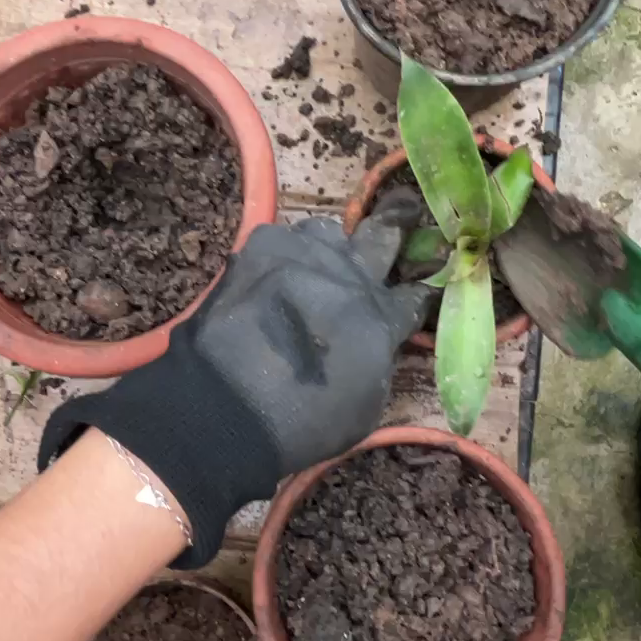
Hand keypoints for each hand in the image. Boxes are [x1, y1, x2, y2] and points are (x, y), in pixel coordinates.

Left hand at [40, 197, 429, 566]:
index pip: (415, 296)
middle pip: (384, 234)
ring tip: (312, 268)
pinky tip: (268, 279)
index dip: (418, 296)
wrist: (222, 408)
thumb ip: (378, 361)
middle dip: (397, 224)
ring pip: (329, 231)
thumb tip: (376, 339)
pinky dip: (279, 256)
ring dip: (327, 249)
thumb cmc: (300, 425)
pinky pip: (280, 238)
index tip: (415, 295)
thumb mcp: (364, 409)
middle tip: (400, 214)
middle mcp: (350, 277)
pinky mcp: (260, 247)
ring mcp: (304, 255)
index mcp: (381, 319)